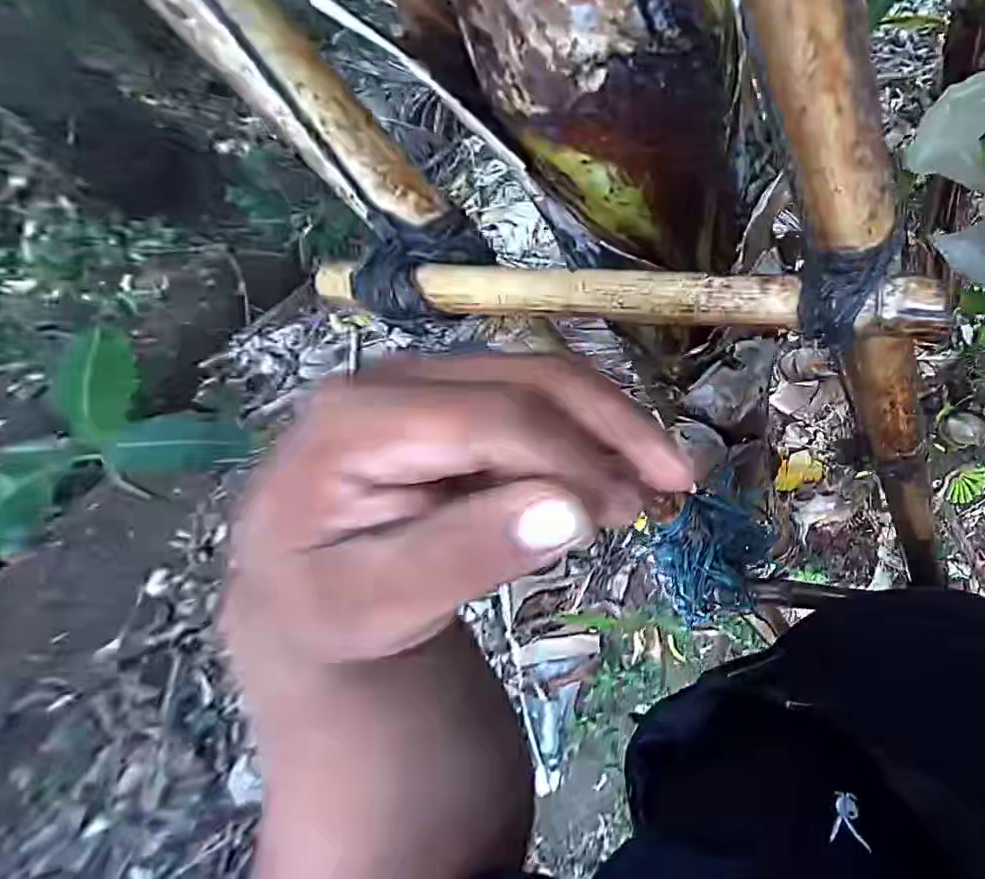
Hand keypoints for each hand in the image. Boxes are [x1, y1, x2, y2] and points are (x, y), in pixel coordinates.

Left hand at [224, 354, 694, 664]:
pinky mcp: (463, 395)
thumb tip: (571, 513)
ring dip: (616, 428)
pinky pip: (545, 398)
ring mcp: (433, 379)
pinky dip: (596, 433)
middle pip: (532, 380)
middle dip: (615, 429)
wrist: (308, 597)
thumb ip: (465, 557)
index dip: (571, 458)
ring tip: (662, 481)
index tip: (627, 511)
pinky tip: (626, 471)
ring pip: (551, 380)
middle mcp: (397, 376)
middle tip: (676, 481)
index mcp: (356, 418)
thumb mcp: (378, 607)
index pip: (493, 417)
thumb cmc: (331, 608)